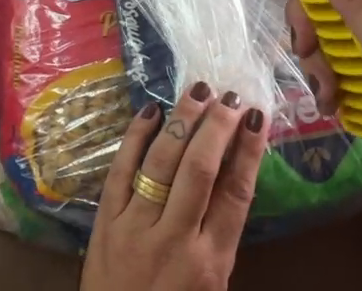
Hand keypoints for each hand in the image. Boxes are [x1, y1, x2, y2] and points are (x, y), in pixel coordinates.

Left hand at [80, 82, 269, 290]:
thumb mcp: (213, 283)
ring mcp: (135, 227)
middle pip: (200, 169)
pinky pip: (120, 170)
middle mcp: (174, 239)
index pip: (235, 194)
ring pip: (161, 162)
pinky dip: (135, 137)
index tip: (256, 116)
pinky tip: (151, 110)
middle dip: (217, 126)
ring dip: (182, 121)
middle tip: (230, 95)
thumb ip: (222, 231)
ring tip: (198, 90)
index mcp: (209, 261)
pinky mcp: (104, 223)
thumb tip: (235, 169)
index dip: (248, 151)